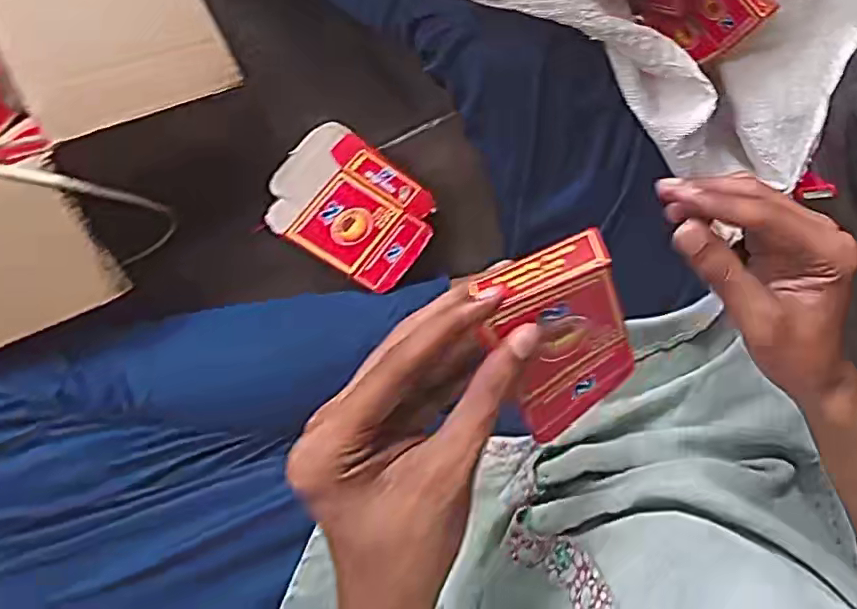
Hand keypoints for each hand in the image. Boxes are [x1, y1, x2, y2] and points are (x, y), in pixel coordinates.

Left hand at [288, 287, 539, 608]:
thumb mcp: (452, 470)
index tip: (495, 292)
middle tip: (499, 280)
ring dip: (461, 332)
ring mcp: (356, 420)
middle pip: (403, 351)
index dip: (450, 323)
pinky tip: (490, 337)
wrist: (395, 605)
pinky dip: (460, 362)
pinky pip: (424, 382)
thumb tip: (526, 335)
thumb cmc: (413, 551)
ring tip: (500, 296)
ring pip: (415, 360)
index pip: (397, 363)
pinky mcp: (381, 423)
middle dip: (455, 314)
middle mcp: (334, 419)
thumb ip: (487, 396)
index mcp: (330, 438)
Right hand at [656, 174, 856, 408]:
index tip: (680, 197)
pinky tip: (694, 210)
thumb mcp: (756, 319)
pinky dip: (719, 208)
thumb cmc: (796, 355)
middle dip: (710, 193)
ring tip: (674, 199)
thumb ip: (721, 271)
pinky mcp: (788, 232)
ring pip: (753, 197)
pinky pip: (750, 209)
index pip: (765, 214)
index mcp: (827, 249)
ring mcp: (806, 228)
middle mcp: (821, 230)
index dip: (718, 203)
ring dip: (712, 196)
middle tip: (669, 192)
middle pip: (759, 197)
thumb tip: (686, 230)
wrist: (814, 374)